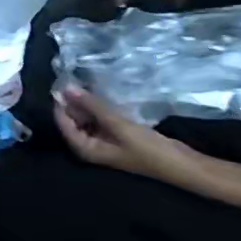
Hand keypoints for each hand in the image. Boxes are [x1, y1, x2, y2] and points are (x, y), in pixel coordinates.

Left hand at [55, 86, 204, 184]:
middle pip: (71, 120)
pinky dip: (97, 108)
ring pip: (85, 118)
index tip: (60, 81)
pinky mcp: (114, 136)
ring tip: (82, 80)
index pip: (62, 122)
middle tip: (71, 76)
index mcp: (84, 149)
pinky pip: (98, 119)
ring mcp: (102, 142)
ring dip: (84, 103)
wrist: (181, 164)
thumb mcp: (117, 124)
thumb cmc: (147, 148)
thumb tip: (67, 88)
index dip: (60, 102)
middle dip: (71, 101)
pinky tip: (98, 93)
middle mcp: (88, 146)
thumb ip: (92, 105)